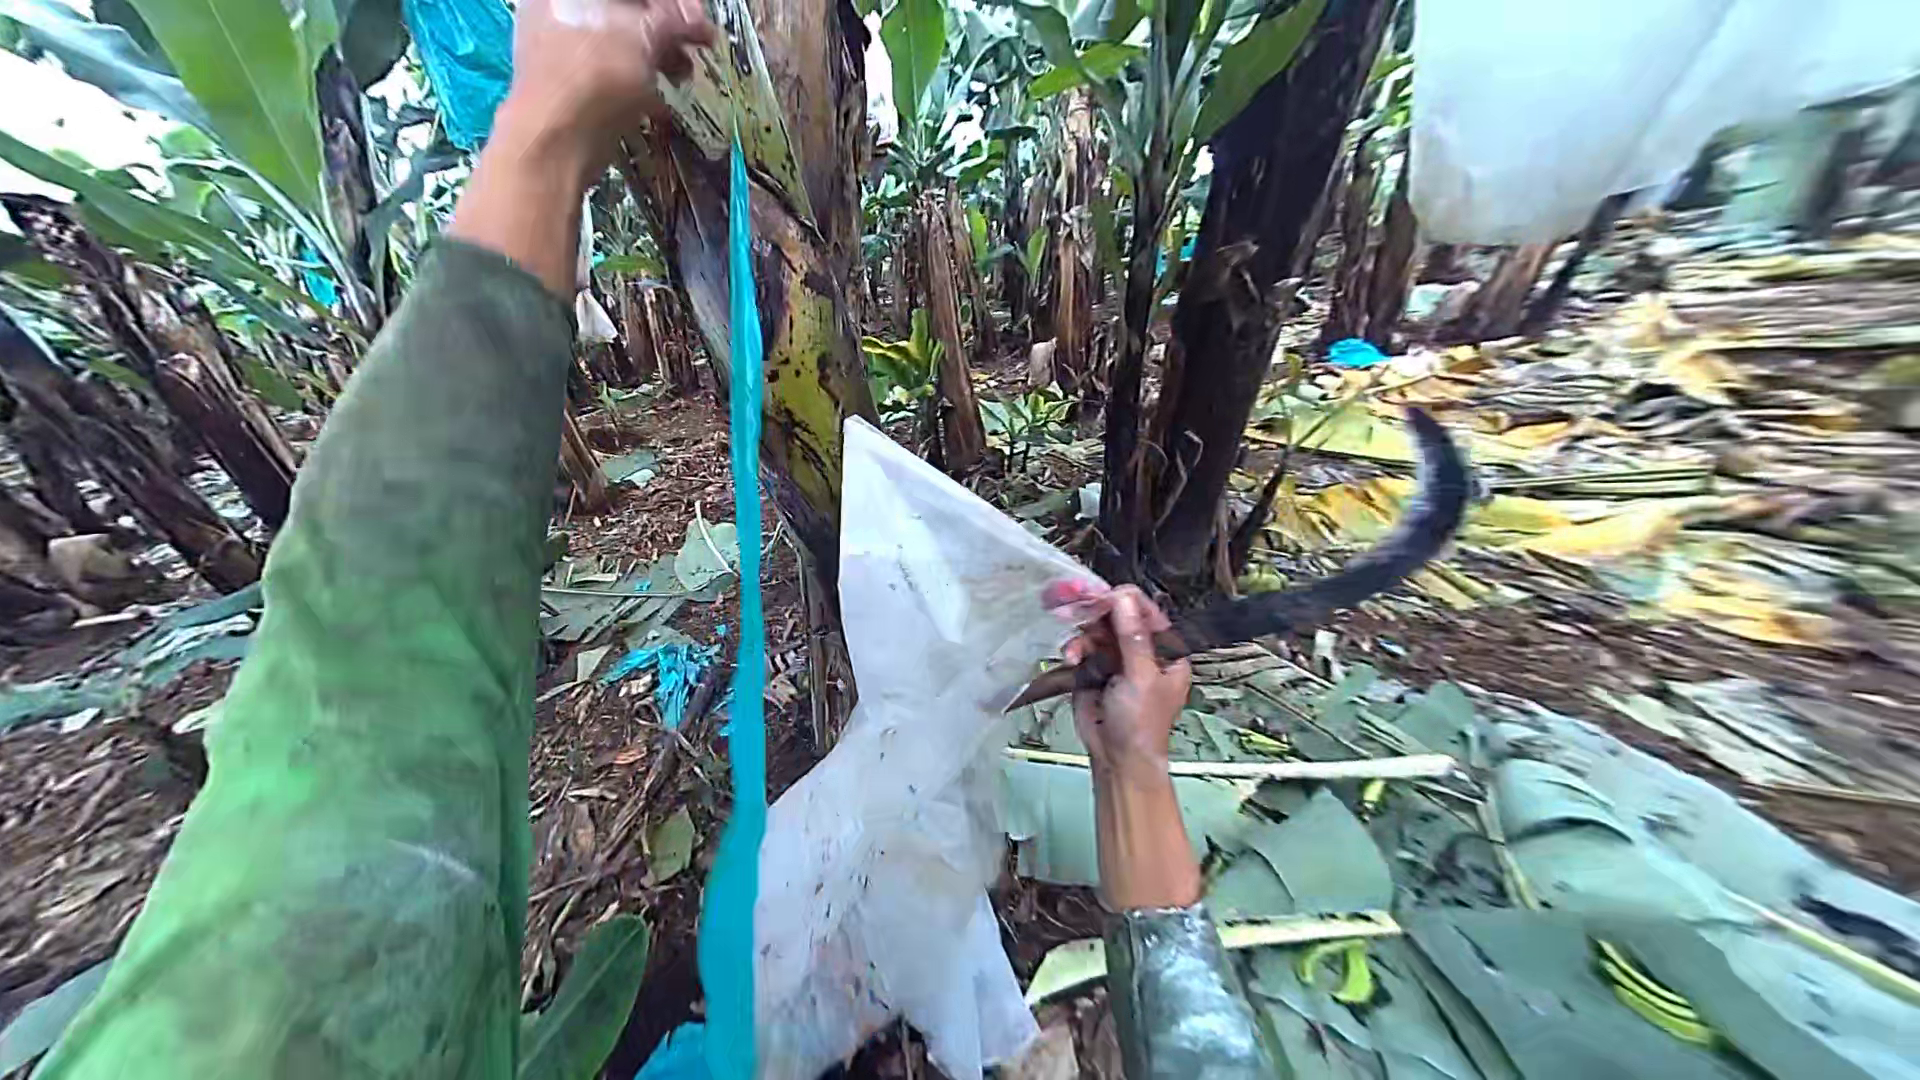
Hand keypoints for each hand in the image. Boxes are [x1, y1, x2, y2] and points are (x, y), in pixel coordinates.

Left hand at [450, 0, 711, 293]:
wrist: (550, 152)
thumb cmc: (584, 87)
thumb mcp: (634, 45)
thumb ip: (668, 26)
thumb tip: (702, 20)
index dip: (663, 3)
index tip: (697, 22)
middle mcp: (558, 17)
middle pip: (621, 12)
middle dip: (663, 28)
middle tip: (699, 47)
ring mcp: (565, 61)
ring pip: (621, 48)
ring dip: (658, 59)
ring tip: (689, 76)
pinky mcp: (576, 101)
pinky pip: (618, 80)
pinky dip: (645, 86)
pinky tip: (667, 100)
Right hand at [1062, 586, 1190, 773]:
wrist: (1117, 758)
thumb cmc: (1141, 722)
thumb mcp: (1141, 676)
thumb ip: (1132, 636)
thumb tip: (1123, 597)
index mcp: (1165, 651)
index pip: (1146, 613)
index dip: (1125, 601)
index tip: (1103, 594)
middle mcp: (1141, 650)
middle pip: (1118, 617)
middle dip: (1096, 613)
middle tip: (1076, 606)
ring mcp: (1117, 659)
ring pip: (1096, 630)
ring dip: (1082, 635)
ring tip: (1074, 651)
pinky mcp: (1094, 668)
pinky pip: (1083, 647)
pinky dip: (1075, 649)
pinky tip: (1071, 659)